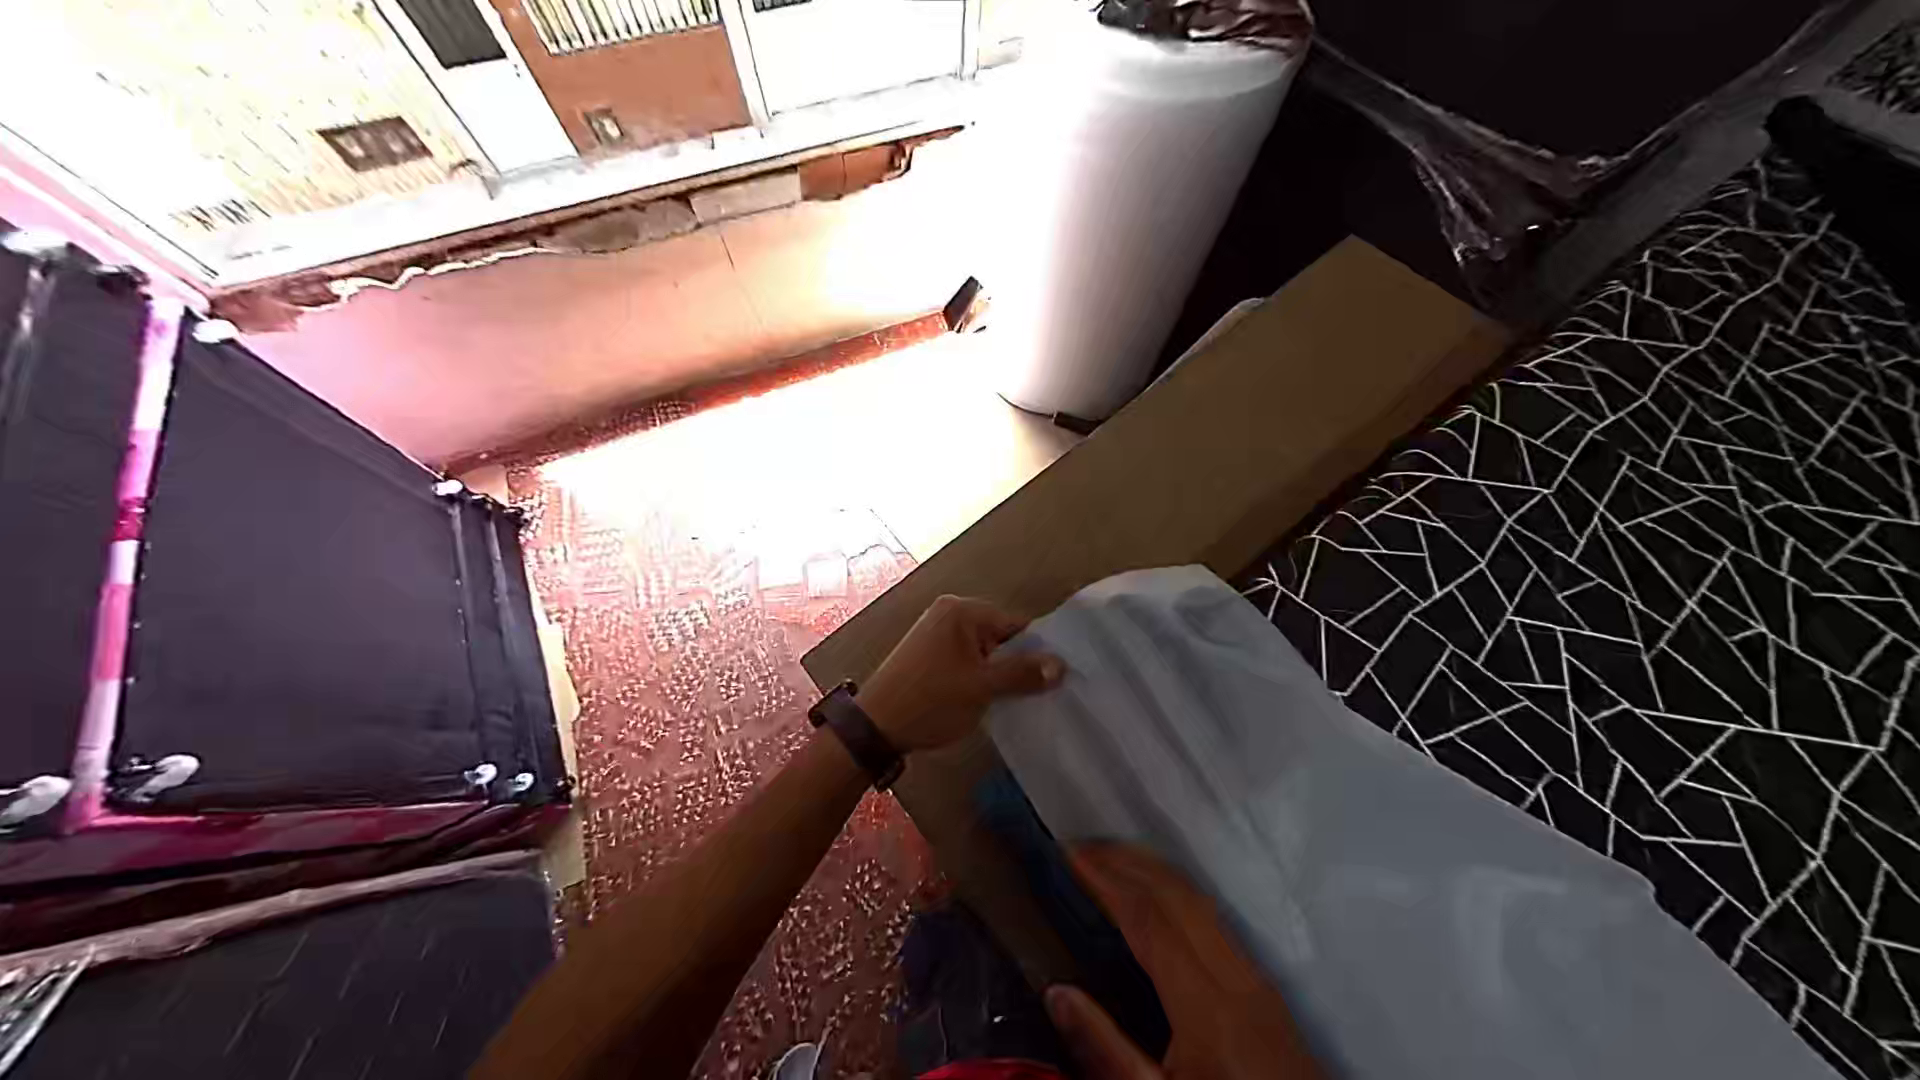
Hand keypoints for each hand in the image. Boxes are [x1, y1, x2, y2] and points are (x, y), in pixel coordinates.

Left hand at [854, 595, 1063, 751]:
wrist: (875, 727)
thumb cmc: (930, 701)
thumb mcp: (981, 688)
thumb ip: (1022, 674)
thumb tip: (1062, 665)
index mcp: (962, 610)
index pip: (1016, 624)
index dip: (1037, 651)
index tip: (1057, 678)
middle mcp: (949, 613)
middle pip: (1001, 636)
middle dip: (1018, 663)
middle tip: (1041, 693)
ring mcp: (937, 633)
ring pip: (985, 651)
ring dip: (999, 674)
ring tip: (1017, 699)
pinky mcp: (930, 654)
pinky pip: (968, 659)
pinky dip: (980, 677)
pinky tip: (990, 699)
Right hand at [1045, 845, 1324, 1079]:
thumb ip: (1106, 1049)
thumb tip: (1059, 994)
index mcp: (1207, 1009)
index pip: (1148, 918)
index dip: (1106, 879)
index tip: (1071, 857)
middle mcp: (1236, 981)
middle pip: (1176, 893)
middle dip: (1125, 860)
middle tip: (1082, 848)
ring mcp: (1256, 980)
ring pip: (1200, 898)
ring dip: (1152, 868)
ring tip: (1111, 859)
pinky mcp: (1264, 987)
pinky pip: (1214, 916)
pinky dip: (1176, 889)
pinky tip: (1155, 894)